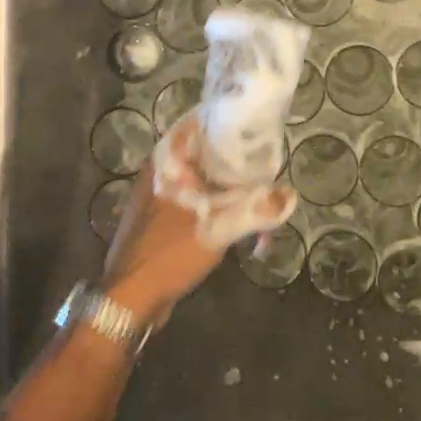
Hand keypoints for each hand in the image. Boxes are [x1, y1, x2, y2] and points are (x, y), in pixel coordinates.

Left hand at [100, 115, 291, 325]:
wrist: (130, 299)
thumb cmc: (170, 252)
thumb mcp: (218, 229)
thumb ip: (255, 209)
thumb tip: (290, 196)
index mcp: (166, 162)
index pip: (197, 125)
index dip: (226, 122)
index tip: (253, 125)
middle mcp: (160, 172)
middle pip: (201, 153)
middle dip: (232, 157)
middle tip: (263, 158)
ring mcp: (158, 196)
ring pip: (199, 179)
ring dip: (226, 184)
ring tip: (257, 186)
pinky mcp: (161, 220)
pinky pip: (194, 201)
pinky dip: (215, 204)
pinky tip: (236, 216)